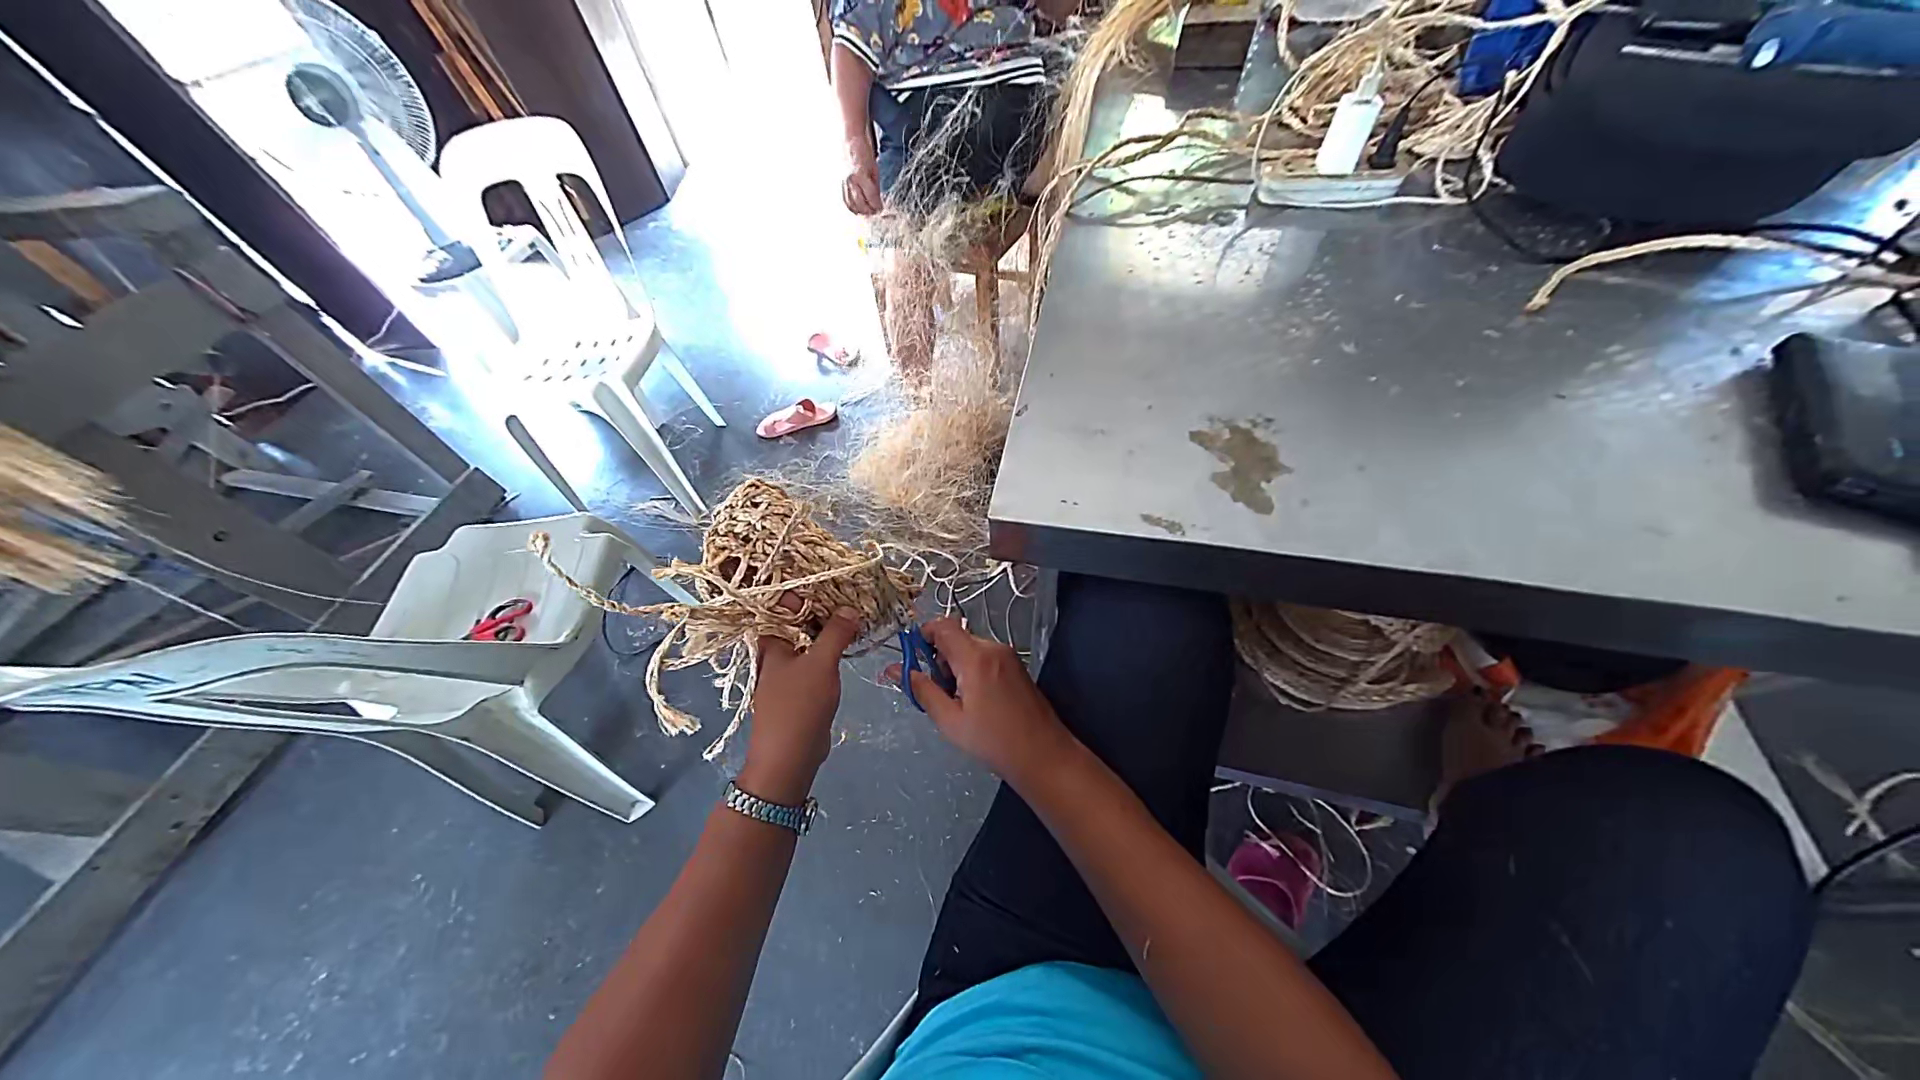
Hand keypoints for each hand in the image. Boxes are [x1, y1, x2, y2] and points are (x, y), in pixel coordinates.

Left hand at [740, 608, 860, 804]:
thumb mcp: (821, 663)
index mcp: (770, 641)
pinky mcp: (799, 687)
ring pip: (808, 641)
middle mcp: (775, 652)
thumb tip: (850, 608)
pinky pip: (815, 659)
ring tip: (856, 615)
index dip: (806, 592)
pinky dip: (830, 650)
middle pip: (798, 622)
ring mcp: (786, 670)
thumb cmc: (798, 705)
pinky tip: (849, 644)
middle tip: (852, 597)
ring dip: (828, 630)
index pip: (783, 604)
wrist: (789, 757)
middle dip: (823, 610)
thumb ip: (835, 633)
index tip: (833, 584)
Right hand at [842, 138, 882, 215]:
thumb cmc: (864, 152)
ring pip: (852, 205)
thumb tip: (878, 201)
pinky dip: (851, 207)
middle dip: (869, 211)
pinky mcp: (840, 183)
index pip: (871, 198)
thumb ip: (875, 186)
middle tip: (875, 212)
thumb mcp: (874, 169)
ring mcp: (844, 183)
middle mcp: (851, 181)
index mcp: (861, 176)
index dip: (877, 206)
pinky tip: (857, 210)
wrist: (850, 140)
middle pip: (861, 205)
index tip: (881, 209)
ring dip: (860, 211)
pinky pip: (845, 200)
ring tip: (867, 212)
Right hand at [886, 617, 1074, 785]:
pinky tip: (976, 700)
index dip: (922, 636)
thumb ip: (922, 690)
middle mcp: (993, 648)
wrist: (1043, 754)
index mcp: (975, 658)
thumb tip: (896, 670)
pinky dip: (972, 670)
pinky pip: (984, 657)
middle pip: (955, 638)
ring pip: (969, 648)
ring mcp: (1008, 656)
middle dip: (939, 659)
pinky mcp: (1016, 666)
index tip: (913, 660)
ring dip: (955, 666)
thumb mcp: (950, 720)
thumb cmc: (994, 741)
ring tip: (958, 702)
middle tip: (938, 692)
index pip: (942, 626)